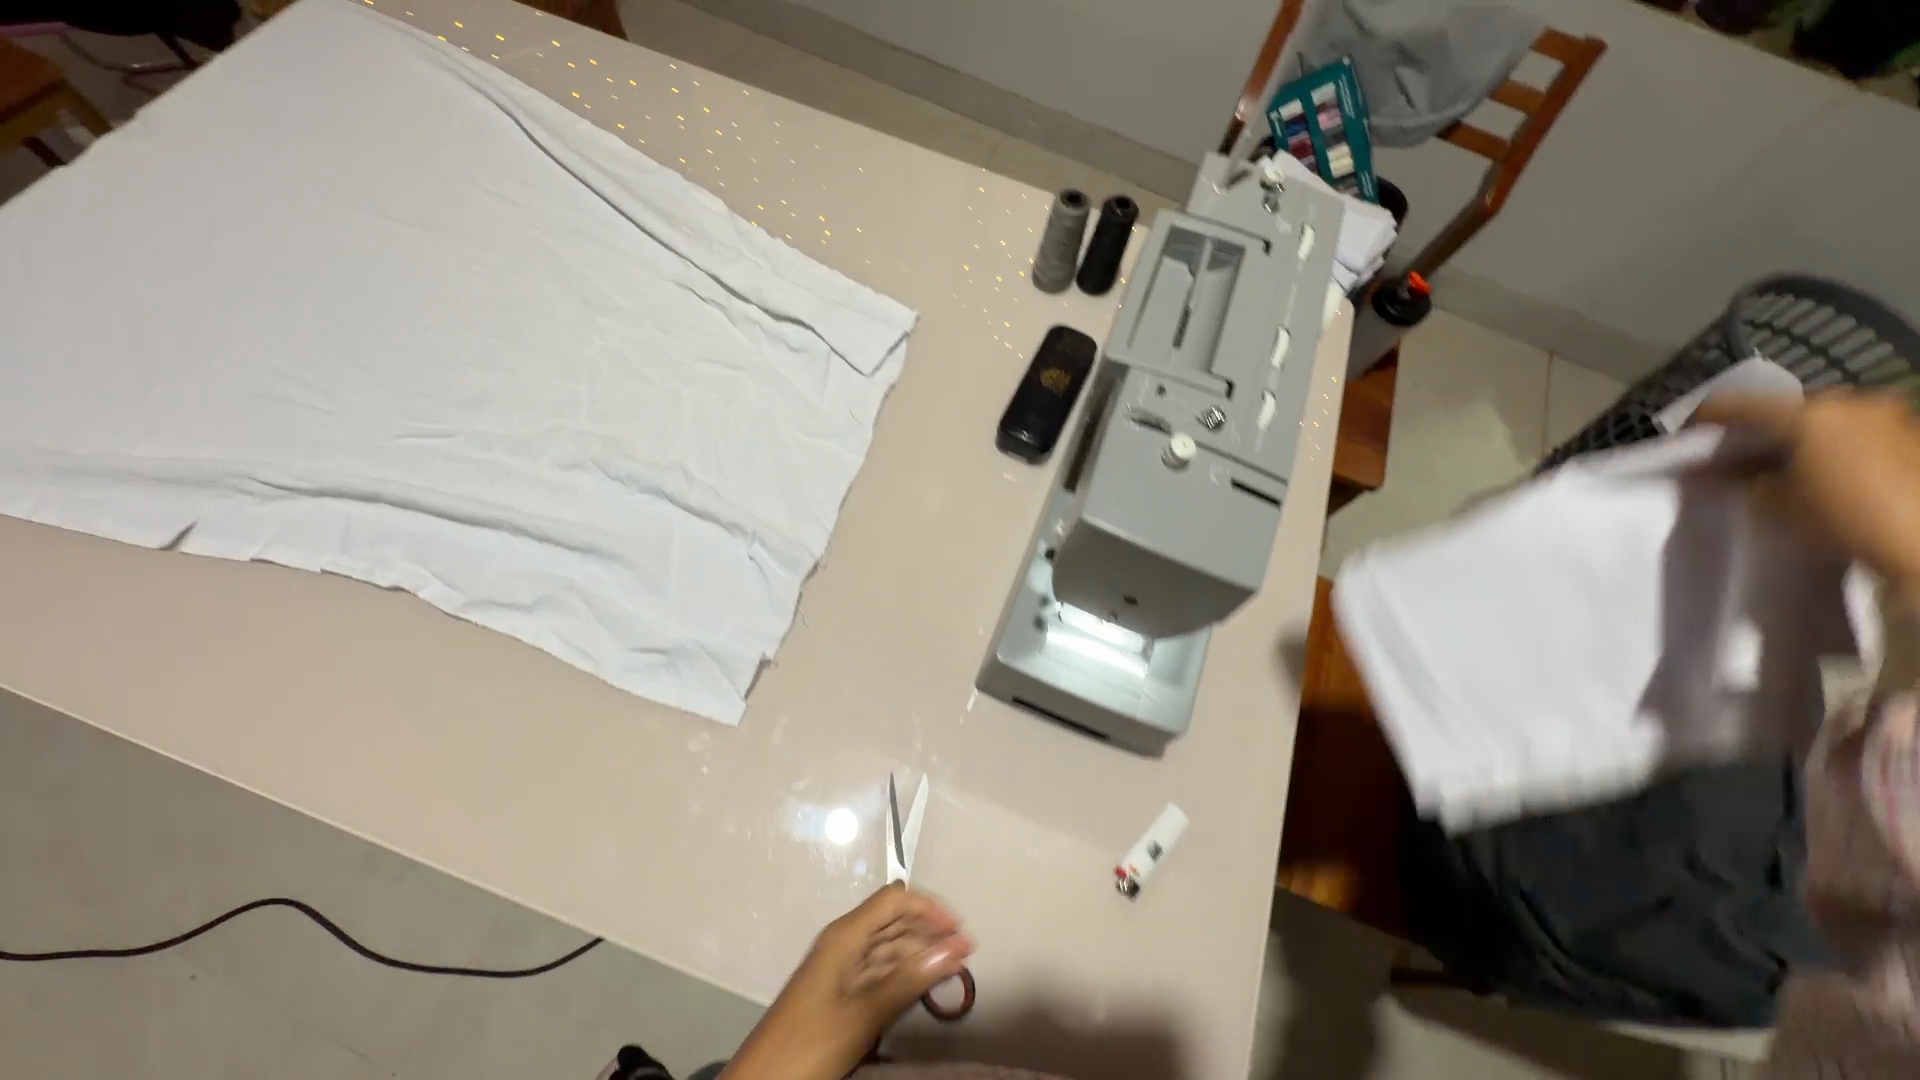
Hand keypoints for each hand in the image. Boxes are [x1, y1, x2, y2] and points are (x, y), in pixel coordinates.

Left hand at [720, 884, 972, 1079]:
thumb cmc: (809, 1043)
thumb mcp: (864, 1013)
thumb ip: (910, 979)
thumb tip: (957, 946)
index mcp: (845, 935)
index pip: (894, 900)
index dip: (929, 907)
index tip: (960, 930)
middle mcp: (844, 942)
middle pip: (894, 920)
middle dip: (930, 929)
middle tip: (966, 951)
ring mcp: (842, 968)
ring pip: (889, 947)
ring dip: (921, 952)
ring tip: (954, 967)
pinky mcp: (842, 994)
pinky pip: (880, 971)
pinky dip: (905, 974)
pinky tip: (924, 985)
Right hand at [1698, 389, 1919, 591]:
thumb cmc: (1844, 520)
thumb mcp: (1772, 504)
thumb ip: (1734, 479)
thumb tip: (1703, 470)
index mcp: (1808, 413)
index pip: (1734, 403)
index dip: (1703, 419)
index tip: (1686, 439)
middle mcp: (1850, 402)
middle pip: (1783, 407)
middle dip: (1756, 429)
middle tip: (1733, 457)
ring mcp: (1888, 416)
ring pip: (1821, 417)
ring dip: (1793, 436)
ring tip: (1777, 467)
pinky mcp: (1911, 434)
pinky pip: (1852, 429)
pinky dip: (1826, 444)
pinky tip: (1818, 471)